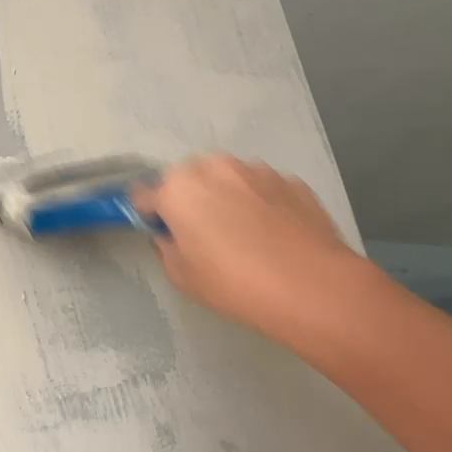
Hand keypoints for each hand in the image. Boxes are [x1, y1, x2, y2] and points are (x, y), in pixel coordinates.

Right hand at [132, 155, 360, 328]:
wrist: (306, 283)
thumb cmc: (231, 282)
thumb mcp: (181, 275)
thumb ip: (167, 247)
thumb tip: (171, 234)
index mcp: (179, 190)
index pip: (145, 193)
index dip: (147, 212)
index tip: (155, 228)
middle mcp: (215, 168)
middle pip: (189, 177)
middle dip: (188, 198)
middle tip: (197, 232)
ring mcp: (257, 170)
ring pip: (228, 178)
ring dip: (224, 196)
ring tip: (238, 233)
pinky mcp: (290, 180)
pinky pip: (261, 188)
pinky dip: (258, 203)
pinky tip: (268, 234)